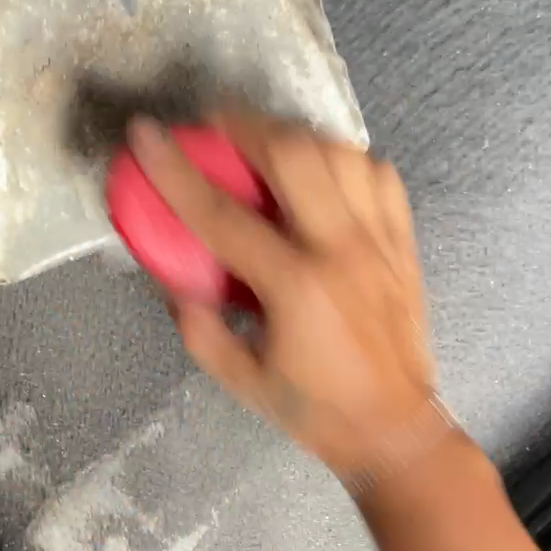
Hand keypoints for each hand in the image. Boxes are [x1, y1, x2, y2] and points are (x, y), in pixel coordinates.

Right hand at [128, 110, 455, 491]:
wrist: (393, 428)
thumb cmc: (313, 409)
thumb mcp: (239, 378)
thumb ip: (198, 326)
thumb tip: (171, 279)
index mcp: (294, 286)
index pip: (222, 215)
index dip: (176, 172)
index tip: (146, 135)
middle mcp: (341, 248)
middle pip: (293, 155)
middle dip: (246, 125)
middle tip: (214, 122)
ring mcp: (380, 239)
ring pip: (340, 152)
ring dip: (295, 135)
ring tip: (264, 141)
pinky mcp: (404, 241)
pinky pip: (377, 174)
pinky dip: (344, 158)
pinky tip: (322, 168)